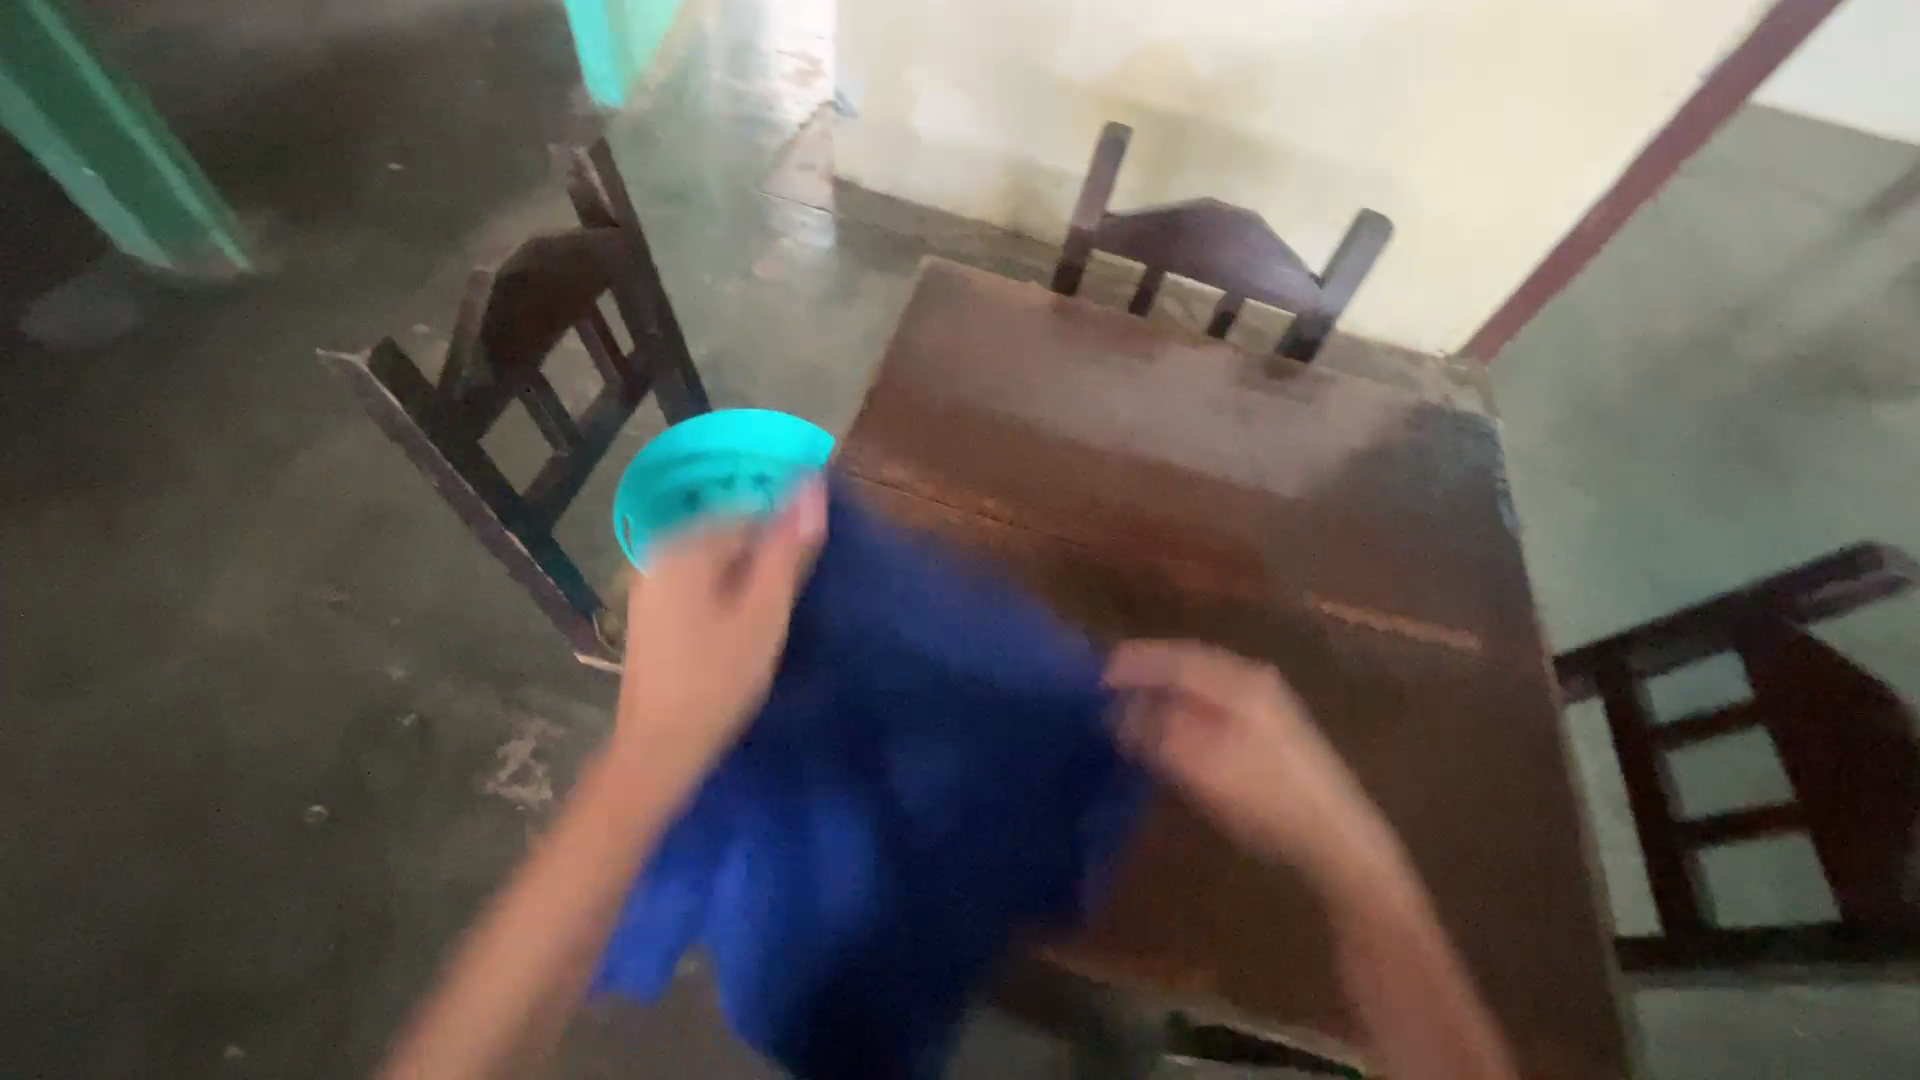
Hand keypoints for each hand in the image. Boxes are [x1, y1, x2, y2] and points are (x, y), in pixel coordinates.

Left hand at [612, 480, 827, 780]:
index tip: (799, 588)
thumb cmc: (719, 678)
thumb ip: (788, 548)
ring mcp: (649, 585)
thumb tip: (811, 484)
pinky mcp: (650, 613)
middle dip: (764, 566)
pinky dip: (724, 601)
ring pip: (717, 566)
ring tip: (764, 627)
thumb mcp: (764, 612)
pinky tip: (735, 637)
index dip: (784, 548)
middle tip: (781, 614)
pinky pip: (699, 587)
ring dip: (746, 586)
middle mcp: (657, 554)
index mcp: (684, 545)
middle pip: (731, 538)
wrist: (660, 748)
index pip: (752, 516)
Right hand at [1104, 640, 1404, 886]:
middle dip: (1148, 669)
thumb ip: (1156, 733)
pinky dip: (1184, 702)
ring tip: (1132, 699)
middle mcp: (1254, 682)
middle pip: (1190, 663)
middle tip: (1109, 682)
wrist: (1339, 843)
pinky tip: (1171, 722)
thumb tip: (1117, 711)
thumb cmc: (1268, 801)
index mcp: (1239, 683)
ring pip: (1203, 682)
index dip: (1134, 663)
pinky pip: (1214, 700)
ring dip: (1166, 686)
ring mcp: (1267, 705)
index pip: (1176, 658)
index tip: (1097, 674)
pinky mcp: (1272, 730)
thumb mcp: (1203, 769)